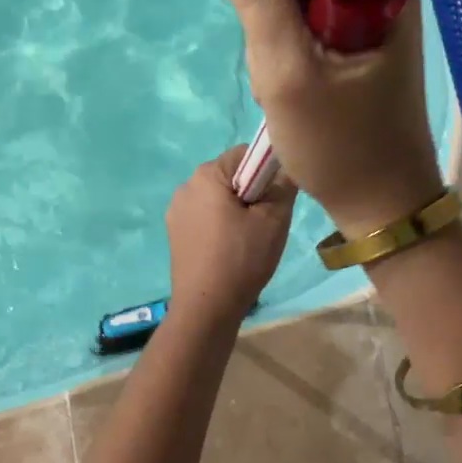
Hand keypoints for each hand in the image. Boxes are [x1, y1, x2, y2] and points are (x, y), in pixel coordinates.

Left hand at [165, 147, 294, 322]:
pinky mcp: (175, 232)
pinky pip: (204, 216)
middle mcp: (186, 185)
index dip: (265, 173)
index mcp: (207, 175)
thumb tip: (286, 166)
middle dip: (250, 193)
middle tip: (263, 224)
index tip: (273, 200)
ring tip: (246, 242)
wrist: (206, 307)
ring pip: (217, 198)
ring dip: (234, 210)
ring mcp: (176, 210)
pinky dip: (219, 226)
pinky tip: (228, 252)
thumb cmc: (242, 259)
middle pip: (230, 176)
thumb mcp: (274, 220)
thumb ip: (284, 185)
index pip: (245, 155)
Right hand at [212, 0, 441, 236]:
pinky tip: (297, 88)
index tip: (281, 36)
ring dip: (278, 38)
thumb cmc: (337, 143)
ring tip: (291, 85)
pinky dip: (290, 52)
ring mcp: (374, 17)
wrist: (380, 207)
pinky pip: (308, 23)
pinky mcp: (363, 42)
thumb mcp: (286, 70)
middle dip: (275, 13)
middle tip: (284, 69)